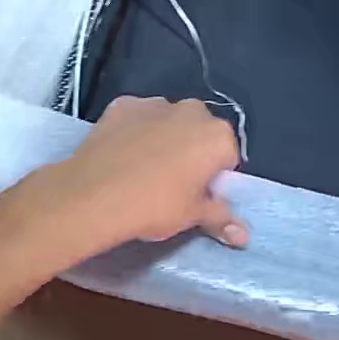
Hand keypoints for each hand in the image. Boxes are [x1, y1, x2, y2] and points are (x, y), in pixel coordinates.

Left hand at [0, 96, 244, 263]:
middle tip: (173, 182)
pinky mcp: (122, 105)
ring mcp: (154, 104)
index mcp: (217, 136)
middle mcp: (191, 111)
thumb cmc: (154, 206)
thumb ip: (221, 218)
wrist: (94, 195)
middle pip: (200, 132)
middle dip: (191, 151)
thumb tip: (243, 235)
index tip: (198, 193)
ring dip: (163, 138)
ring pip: (168, 121)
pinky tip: (121, 155)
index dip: (214, 176)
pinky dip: (134, 131)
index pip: (227, 155)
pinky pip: (137, 118)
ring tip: (143, 169)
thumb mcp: (192, 216)